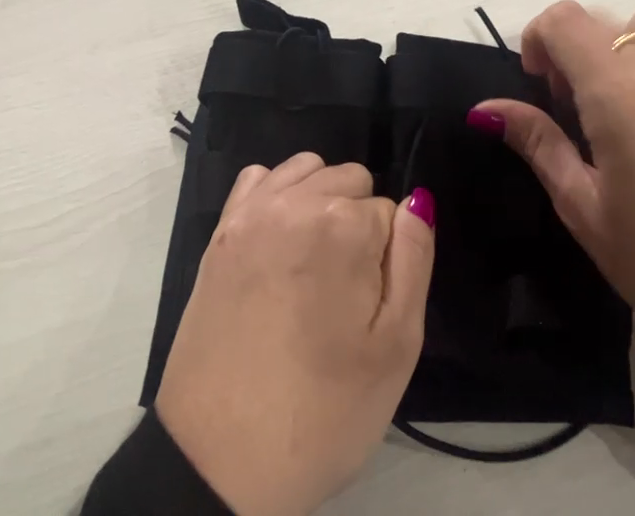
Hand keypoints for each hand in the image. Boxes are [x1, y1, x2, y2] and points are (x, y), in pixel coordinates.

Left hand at [155, 153, 436, 515]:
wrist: (218, 461)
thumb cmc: (323, 410)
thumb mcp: (396, 345)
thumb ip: (414, 258)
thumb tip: (416, 201)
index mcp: (341, 226)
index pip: (390, 213)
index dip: (388, 261)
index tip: (369, 307)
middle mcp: (290, 203)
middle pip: (350, 182)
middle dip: (358, 224)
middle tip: (346, 293)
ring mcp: (246, 215)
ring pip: (307, 172)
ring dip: (321, 203)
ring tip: (317, 267)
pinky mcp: (217, 236)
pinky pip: (258, 181)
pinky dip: (278, 197)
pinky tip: (282, 244)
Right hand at [472, 2, 634, 430]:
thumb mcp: (581, 207)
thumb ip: (538, 142)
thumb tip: (487, 108)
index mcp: (625, 104)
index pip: (567, 21)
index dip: (539, 40)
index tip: (540, 85)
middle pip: (606, 20)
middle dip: (575, 48)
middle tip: (574, 108)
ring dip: (620, 48)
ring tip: (620, 107)